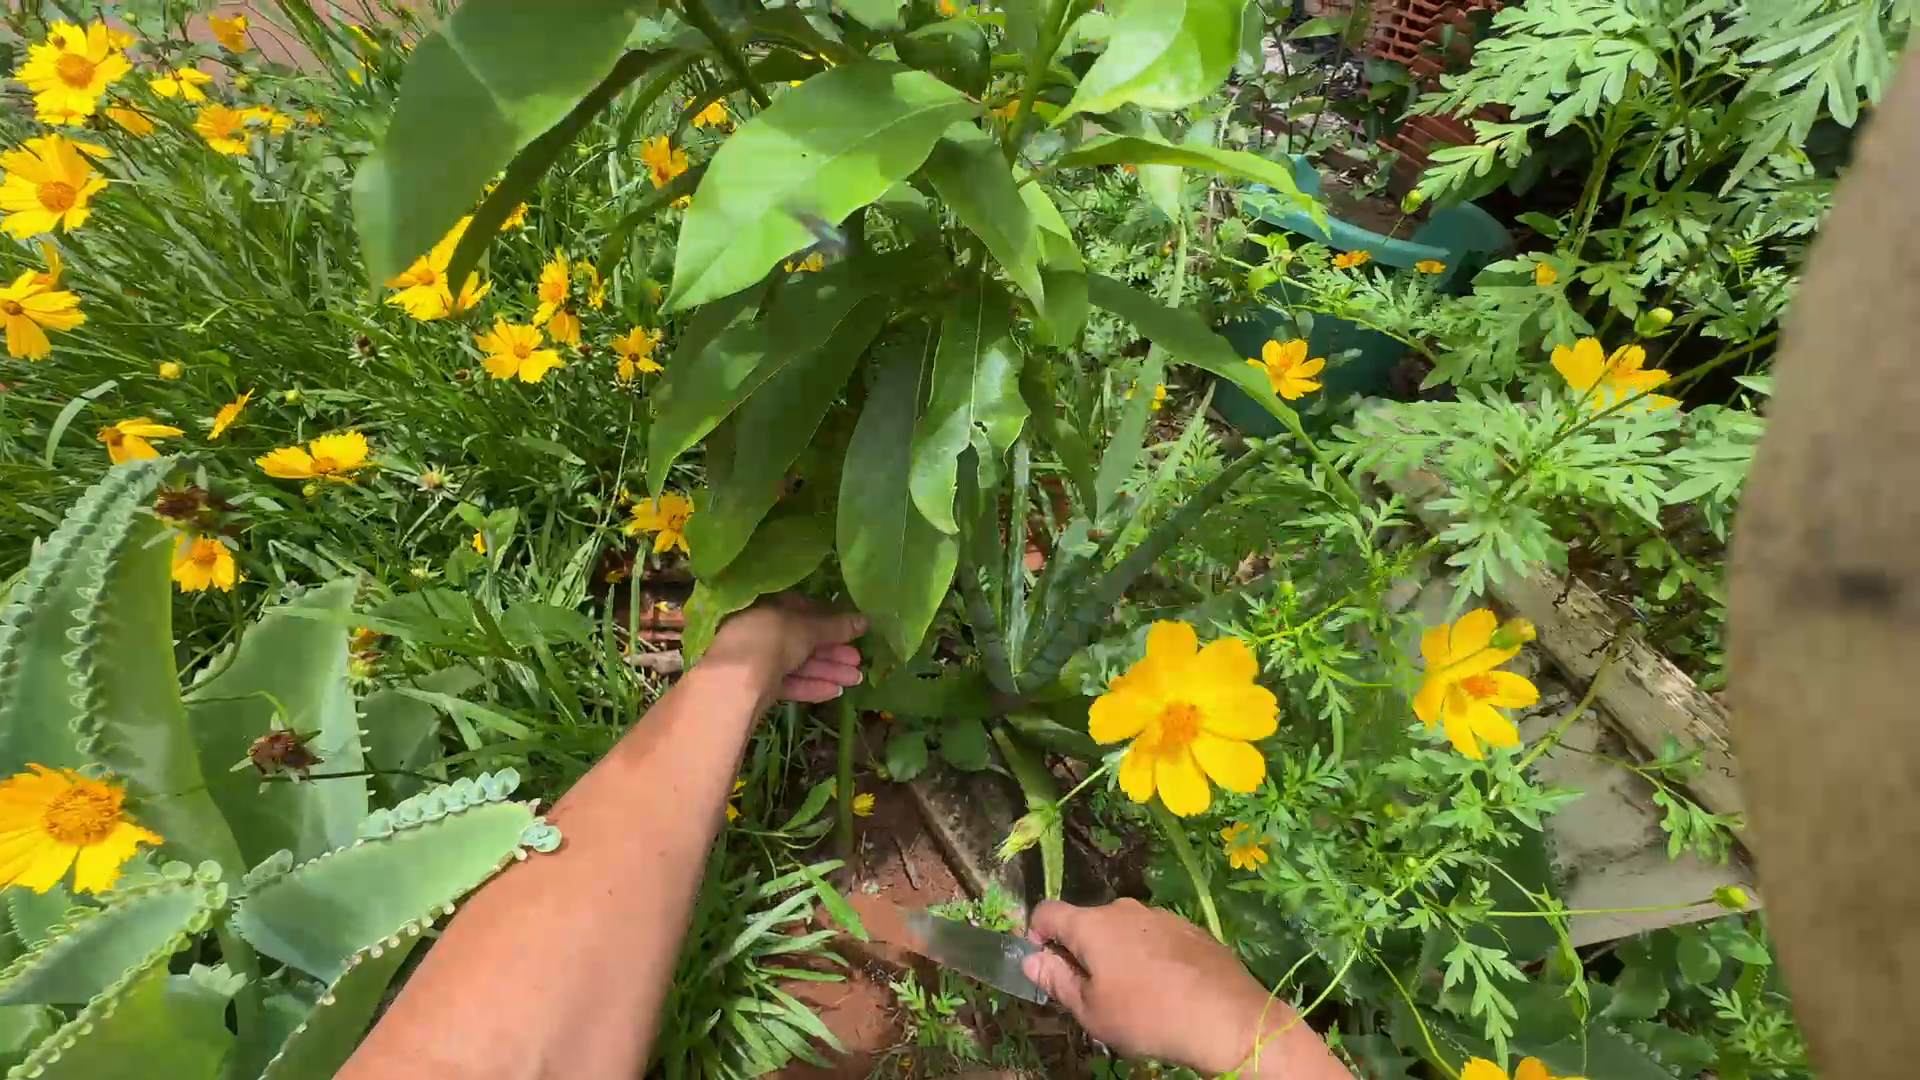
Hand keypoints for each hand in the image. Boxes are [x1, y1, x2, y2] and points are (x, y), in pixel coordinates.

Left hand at [700, 596, 866, 703]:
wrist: (733, 681)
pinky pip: (789, 683)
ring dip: (828, 670)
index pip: (805, 609)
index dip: (831, 620)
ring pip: (799, 663)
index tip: (854, 631)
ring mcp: (759, 658)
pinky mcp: (758, 685)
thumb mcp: (808, 628)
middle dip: (833, 651)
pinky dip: (811, 686)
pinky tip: (835, 692)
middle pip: (804, 639)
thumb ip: (835, 626)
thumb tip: (865, 620)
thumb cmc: (771, 639)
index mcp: (770, 605)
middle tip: (858, 661)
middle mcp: (763, 629)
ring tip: (855, 680)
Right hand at [1021, 899, 1347, 1077]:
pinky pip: (1153, 936)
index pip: (1047, 911)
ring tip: (1132, 993)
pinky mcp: (1186, 927)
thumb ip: (1057, 981)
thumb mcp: (1092, 1011)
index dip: (1035, 933)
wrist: (1226, 1016)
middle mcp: (1121, 907)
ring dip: (1116, 952)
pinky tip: (1164, 988)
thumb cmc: (1147, 1015)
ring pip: (1122, 929)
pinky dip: (1147, 955)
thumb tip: (1031, 959)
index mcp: (1091, 923)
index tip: (1042, 962)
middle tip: (1090, 990)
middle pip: (1087, 922)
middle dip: (1081, 950)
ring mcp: (1156, 914)